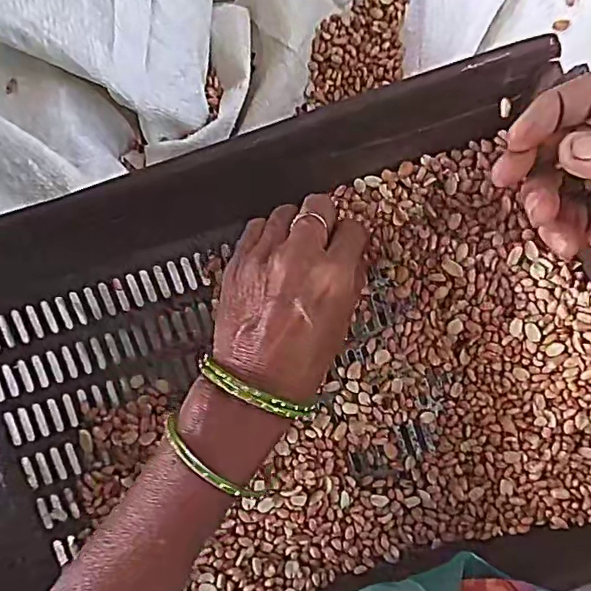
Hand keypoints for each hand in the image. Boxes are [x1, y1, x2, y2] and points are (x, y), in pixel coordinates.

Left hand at [212, 194, 367, 402]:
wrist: (254, 383)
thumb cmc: (299, 365)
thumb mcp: (341, 324)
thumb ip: (348, 283)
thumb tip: (350, 259)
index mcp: (334, 276)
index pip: (353, 228)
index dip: (350, 234)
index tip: (347, 240)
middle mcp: (300, 258)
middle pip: (317, 206)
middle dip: (323, 218)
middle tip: (321, 234)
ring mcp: (265, 256)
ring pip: (284, 212)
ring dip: (292, 225)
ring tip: (292, 245)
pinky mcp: (238, 261)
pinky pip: (255, 228)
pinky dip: (264, 235)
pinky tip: (268, 253)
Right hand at [489, 70, 590, 310]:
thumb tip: (577, 148)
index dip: (551, 108)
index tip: (521, 134)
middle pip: (561, 135)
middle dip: (528, 153)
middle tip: (507, 174)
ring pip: (552, 179)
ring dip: (537, 196)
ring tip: (544, 217)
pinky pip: (561, 220)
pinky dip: (552, 230)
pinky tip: (564, 244)